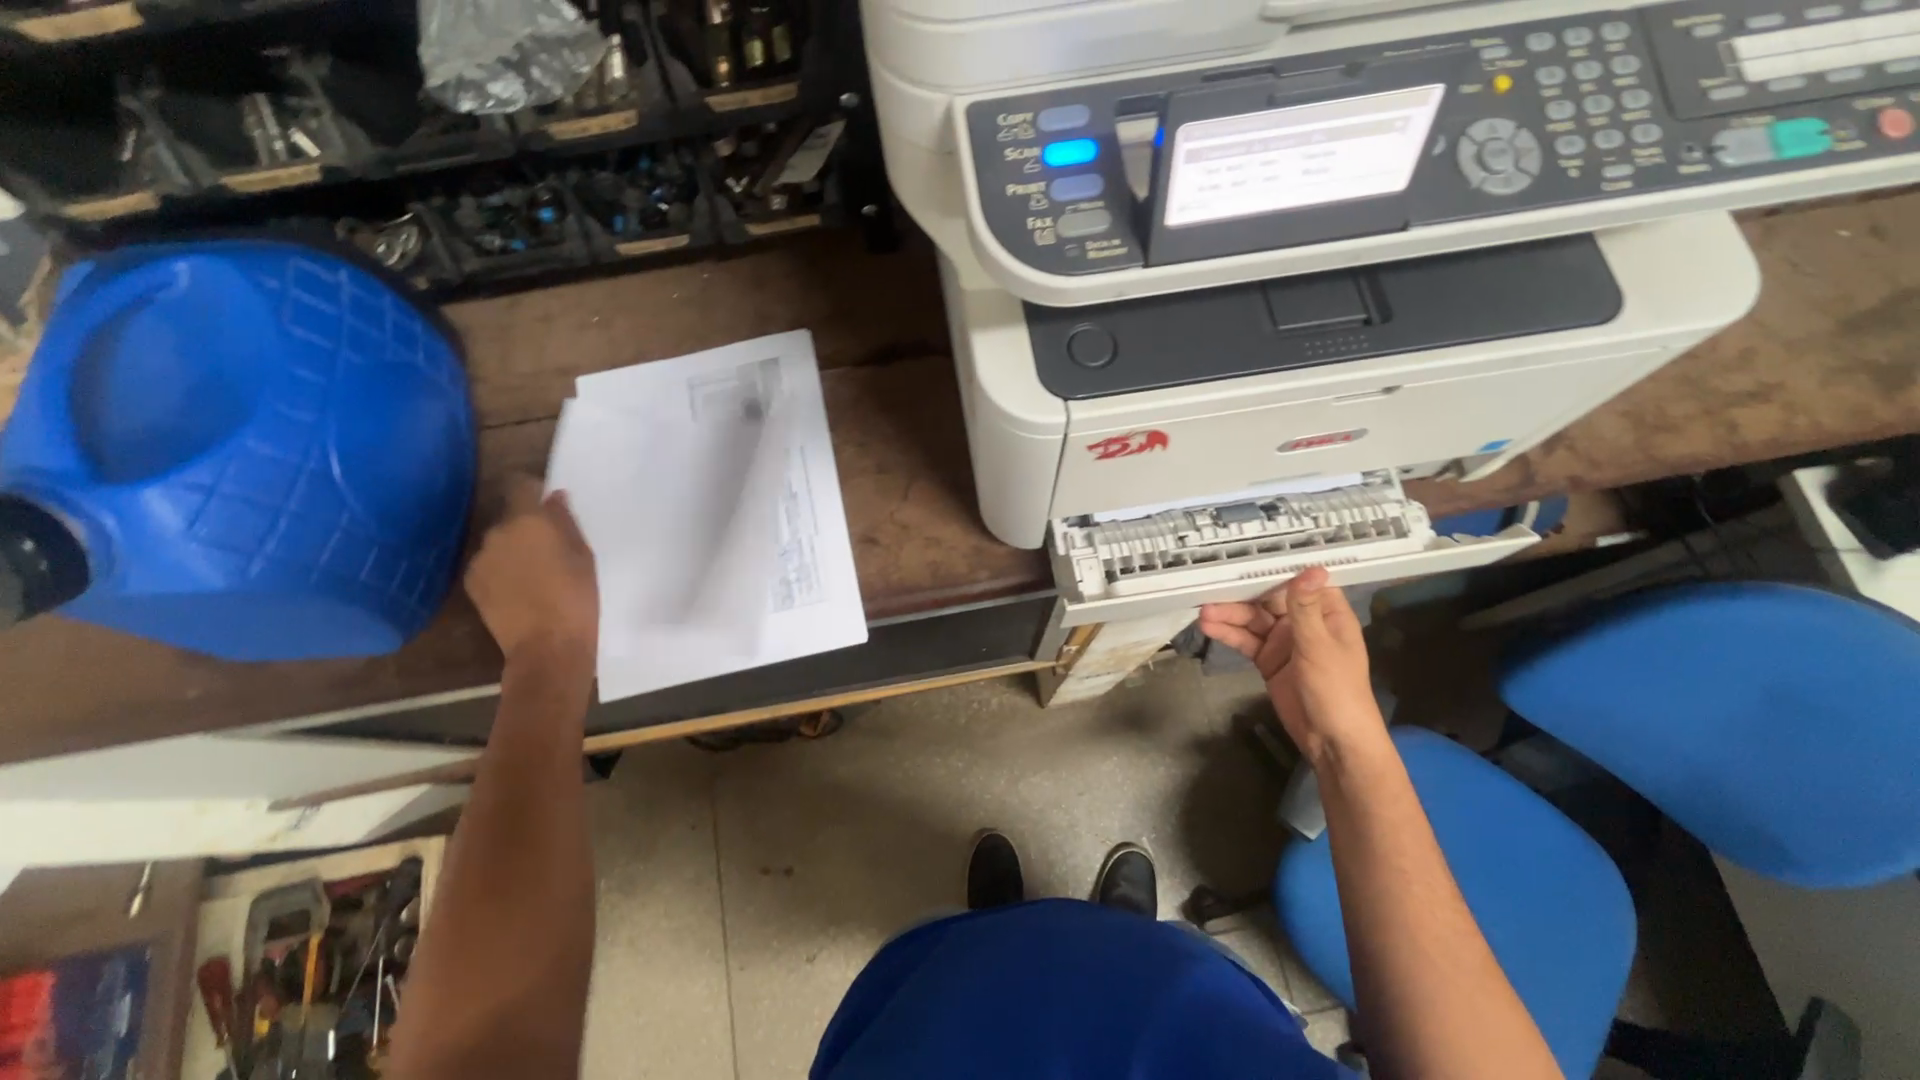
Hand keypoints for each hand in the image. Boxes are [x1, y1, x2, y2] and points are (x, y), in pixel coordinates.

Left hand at [464, 476, 598, 665]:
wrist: (548, 646)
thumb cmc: (577, 597)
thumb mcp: (583, 555)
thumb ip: (565, 522)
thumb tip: (554, 499)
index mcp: (528, 521)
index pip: (520, 485)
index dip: (533, 490)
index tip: (548, 504)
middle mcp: (498, 533)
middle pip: (510, 517)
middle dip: (527, 526)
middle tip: (550, 548)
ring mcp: (480, 559)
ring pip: (499, 543)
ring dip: (513, 549)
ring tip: (535, 575)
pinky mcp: (472, 583)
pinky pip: (488, 565)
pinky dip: (501, 571)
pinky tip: (519, 592)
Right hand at [1198, 567, 1384, 767]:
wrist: (1332, 740)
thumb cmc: (1337, 690)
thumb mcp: (1319, 646)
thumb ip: (1306, 608)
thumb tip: (1311, 567)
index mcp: (1327, 612)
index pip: (1298, 581)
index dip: (1272, 569)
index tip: (1245, 557)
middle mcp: (1305, 622)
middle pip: (1268, 599)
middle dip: (1241, 594)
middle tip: (1211, 589)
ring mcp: (1285, 641)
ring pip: (1253, 620)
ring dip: (1229, 616)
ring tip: (1203, 613)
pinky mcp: (1269, 660)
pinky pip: (1246, 641)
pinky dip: (1229, 634)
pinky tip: (1209, 628)